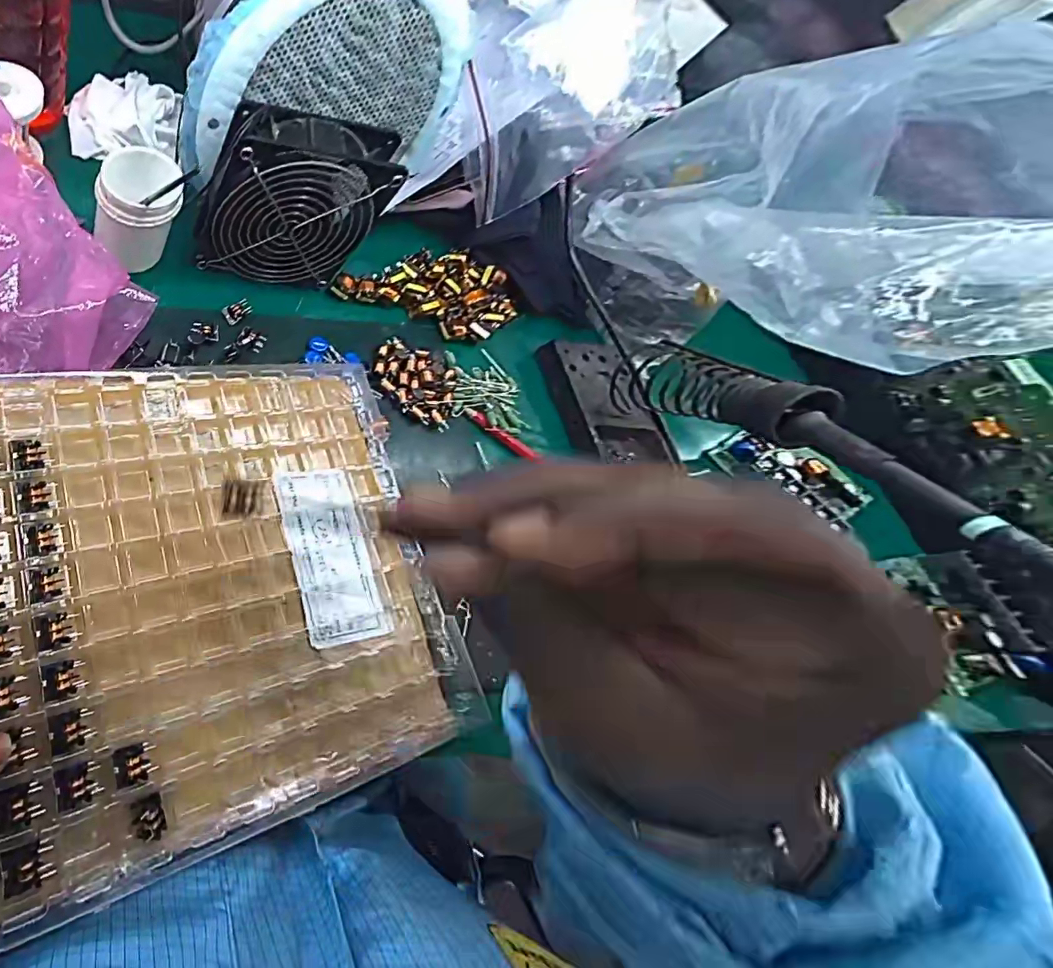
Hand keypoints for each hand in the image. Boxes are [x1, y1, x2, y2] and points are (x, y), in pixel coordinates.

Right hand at [385, 463, 942, 838]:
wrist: (680, 778)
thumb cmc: (669, 768)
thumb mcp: (610, 713)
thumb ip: (544, 625)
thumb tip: (455, 555)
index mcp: (852, 623)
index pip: (748, 536)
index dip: (621, 525)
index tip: (510, 542)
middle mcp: (790, 554)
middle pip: (652, 495)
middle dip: (525, 503)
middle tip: (426, 513)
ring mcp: (709, 531)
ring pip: (596, 487)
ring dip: (495, 500)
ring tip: (413, 513)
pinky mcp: (644, 527)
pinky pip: (566, 502)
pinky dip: (495, 510)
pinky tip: (439, 516)